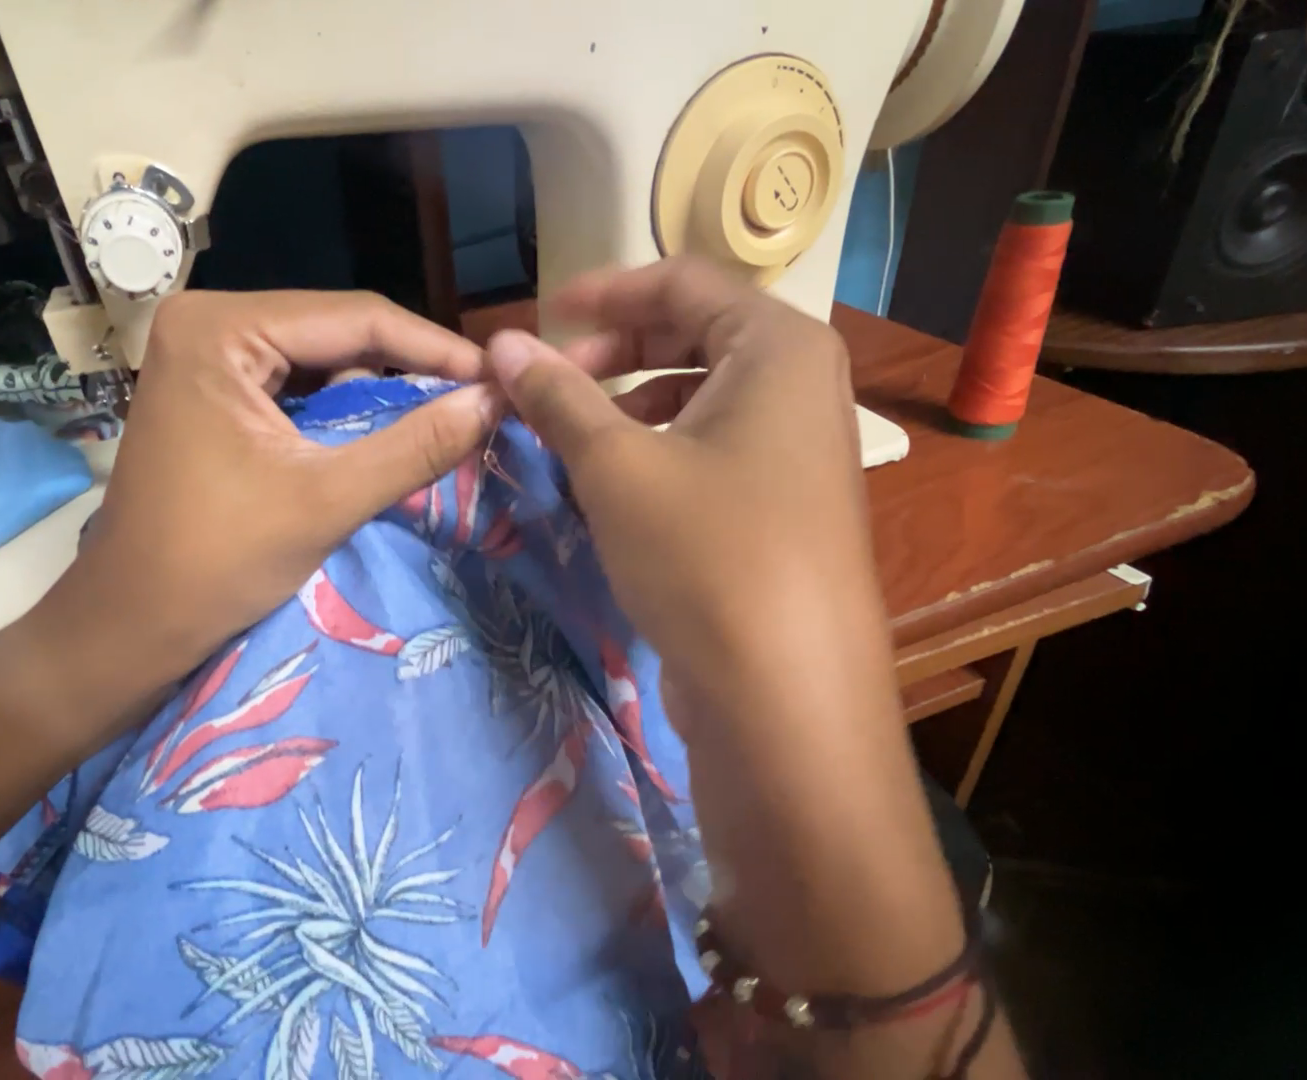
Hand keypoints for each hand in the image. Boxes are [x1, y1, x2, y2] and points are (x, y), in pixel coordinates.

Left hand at [40, 290, 500, 714]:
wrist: (131, 625)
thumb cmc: (216, 562)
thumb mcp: (327, 499)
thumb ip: (416, 446)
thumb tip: (497, 401)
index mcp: (220, 328)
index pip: (355, 317)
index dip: (436, 348)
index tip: (500, 378)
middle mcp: (209, 322)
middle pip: (338, 331)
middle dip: (409, 370)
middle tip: (477, 404)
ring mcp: (206, 357)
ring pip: (323, 360)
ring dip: (380, 394)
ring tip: (442, 424)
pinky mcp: (213, 393)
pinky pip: (298, 387)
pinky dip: (344, 413)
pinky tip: (383, 438)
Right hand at [484, 258, 890, 717]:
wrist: (785, 694)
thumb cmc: (704, 554)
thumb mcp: (616, 466)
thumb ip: (558, 396)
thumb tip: (505, 344)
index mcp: (779, 347)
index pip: (682, 281)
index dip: (602, 293)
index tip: (539, 319)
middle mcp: (801, 385)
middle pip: (694, 334)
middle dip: (613, 352)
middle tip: (549, 385)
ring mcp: (798, 450)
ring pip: (700, 397)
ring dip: (630, 406)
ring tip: (572, 439)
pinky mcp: (785, 505)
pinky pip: (713, 448)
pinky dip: (659, 450)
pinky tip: (613, 488)